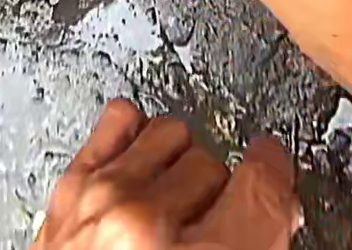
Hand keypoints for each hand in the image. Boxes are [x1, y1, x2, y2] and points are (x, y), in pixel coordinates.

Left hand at [33, 100, 301, 249]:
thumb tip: (280, 212)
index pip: (261, 184)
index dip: (276, 176)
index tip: (274, 177)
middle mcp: (148, 226)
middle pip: (215, 163)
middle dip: (219, 198)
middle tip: (212, 231)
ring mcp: (104, 199)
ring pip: (172, 135)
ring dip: (179, 168)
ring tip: (173, 207)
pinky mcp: (71, 186)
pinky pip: (122, 119)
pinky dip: (138, 139)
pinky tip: (141, 173)